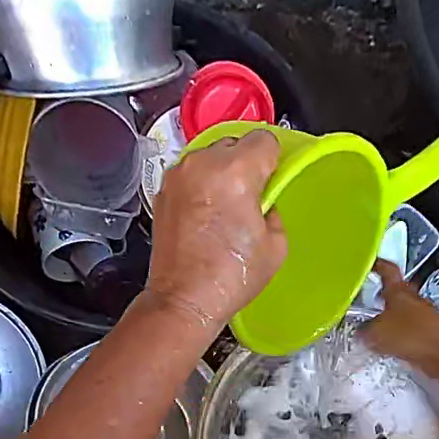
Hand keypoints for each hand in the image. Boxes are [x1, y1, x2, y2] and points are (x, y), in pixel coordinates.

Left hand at [144, 130, 288, 330]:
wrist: (184, 299)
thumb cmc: (227, 278)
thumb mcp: (276, 247)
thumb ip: (274, 211)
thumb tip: (265, 204)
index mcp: (237, 171)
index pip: (264, 139)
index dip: (273, 160)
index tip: (272, 179)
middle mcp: (203, 165)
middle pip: (234, 144)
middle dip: (245, 167)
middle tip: (249, 201)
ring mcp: (179, 176)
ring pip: (209, 158)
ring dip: (220, 176)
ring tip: (224, 211)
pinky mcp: (163, 192)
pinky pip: (190, 176)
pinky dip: (200, 188)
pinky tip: (206, 217)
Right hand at [361, 260, 438, 375]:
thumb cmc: (416, 336)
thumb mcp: (376, 333)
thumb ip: (365, 330)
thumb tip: (361, 332)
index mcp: (399, 291)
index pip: (387, 270)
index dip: (378, 265)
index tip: (371, 264)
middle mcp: (414, 300)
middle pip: (396, 293)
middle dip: (382, 297)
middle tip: (369, 302)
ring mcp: (425, 317)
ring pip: (404, 313)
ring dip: (391, 319)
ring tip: (378, 330)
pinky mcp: (432, 335)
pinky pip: (412, 332)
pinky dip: (402, 337)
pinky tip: (394, 348)